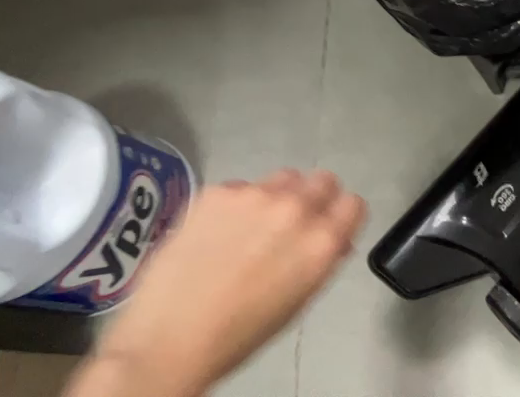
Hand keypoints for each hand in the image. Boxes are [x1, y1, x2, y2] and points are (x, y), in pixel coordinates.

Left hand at [67, 170, 366, 396]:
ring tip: (249, 228)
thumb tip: (334, 239)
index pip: (354, 204)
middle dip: (313, 198)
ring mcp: (255, 195)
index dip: (341, 216)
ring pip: (284, 178)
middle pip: (324, 180)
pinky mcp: (219, 190)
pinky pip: (241, 187)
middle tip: (290, 224)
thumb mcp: (295, 302)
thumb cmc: (237, 335)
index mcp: (321, 242)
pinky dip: (236, 205)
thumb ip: (320, 260)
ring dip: (277, 196)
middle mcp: (295, 209)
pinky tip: (215, 234)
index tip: (328, 227)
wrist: (165, 342)